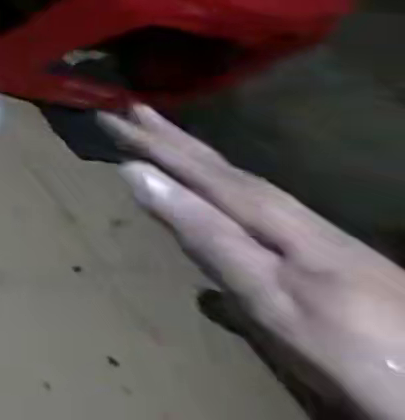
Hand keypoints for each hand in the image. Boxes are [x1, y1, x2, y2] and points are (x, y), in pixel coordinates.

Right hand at [103, 105, 404, 419]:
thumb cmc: (355, 352)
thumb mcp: (270, 298)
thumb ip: (207, 236)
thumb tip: (135, 172)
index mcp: (289, 227)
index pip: (207, 176)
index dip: (154, 146)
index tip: (105, 116)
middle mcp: (309, 229)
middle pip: (236, 179)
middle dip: (181, 145)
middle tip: (134, 109)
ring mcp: (334, 255)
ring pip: (255, 196)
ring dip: (204, 167)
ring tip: (170, 148)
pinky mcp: (347, 278)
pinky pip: (269, 217)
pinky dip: (232, 199)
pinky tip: (225, 212)